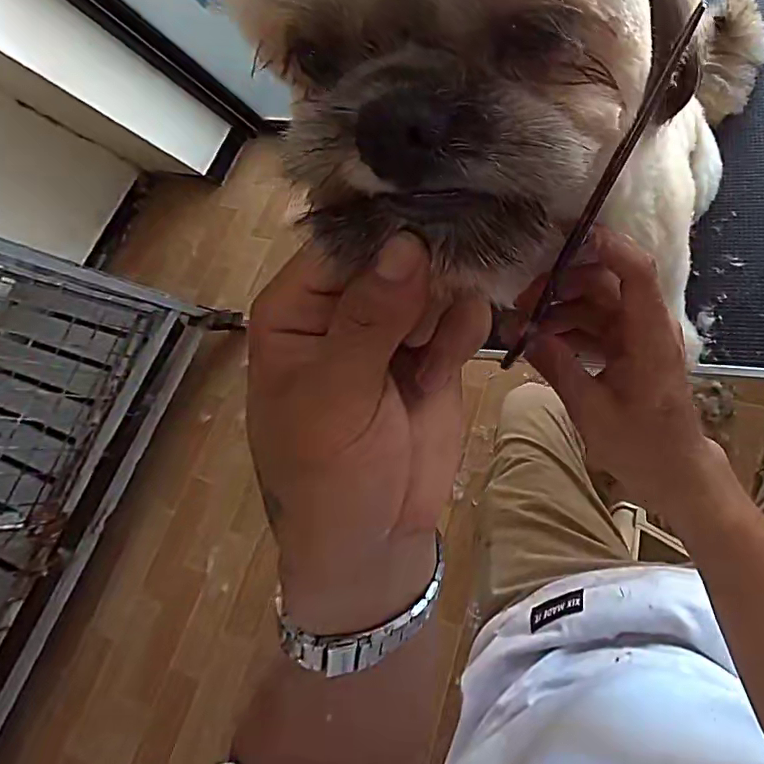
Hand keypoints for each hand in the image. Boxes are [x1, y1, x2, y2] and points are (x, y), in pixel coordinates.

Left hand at [247, 234, 491, 632]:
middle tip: (434, 310)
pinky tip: (444, 370)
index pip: (345, 241)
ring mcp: (395, 323)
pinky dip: (463, 334)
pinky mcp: (435, 346)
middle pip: (400, 250)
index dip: (389, 230)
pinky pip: (463, 312)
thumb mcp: (336, 401)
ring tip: (430, 357)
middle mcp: (347, 303)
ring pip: (439, 276)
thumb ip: (371, 320)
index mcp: (299, 306)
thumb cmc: (328, 477)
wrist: (375, 541)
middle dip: (428, 272)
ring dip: (447, 309)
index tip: (437, 222)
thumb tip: (406, 242)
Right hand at [511, 228, 735, 519]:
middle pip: (606, 281)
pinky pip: (595, 324)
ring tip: (524, 325)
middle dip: (562, 283)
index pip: (637, 271)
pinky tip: (541, 341)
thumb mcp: (593, 411)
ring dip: (560, 307)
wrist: (676, 473)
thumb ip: (558, 367)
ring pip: (596, 302)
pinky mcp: (628, 349)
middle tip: (523, 302)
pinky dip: (569, 327)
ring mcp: (637, 336)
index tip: (565, 239)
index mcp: (650, 334)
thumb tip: (524, 335)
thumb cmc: (644, 447)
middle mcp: (646, 325)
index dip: (607, 246)